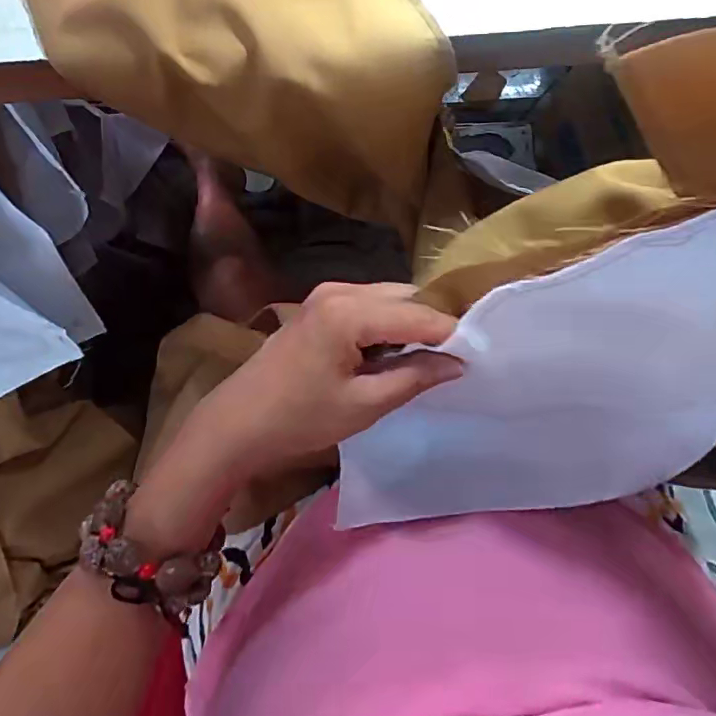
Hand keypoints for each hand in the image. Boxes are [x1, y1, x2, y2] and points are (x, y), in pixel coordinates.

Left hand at [126, 283, 460, 554]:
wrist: (235, 424)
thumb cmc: (299, 419)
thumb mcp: (363, 405)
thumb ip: (414, 377)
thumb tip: (457, 363)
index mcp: (349, 312)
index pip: (418, 315)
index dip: (451, 334)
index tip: (480, 354)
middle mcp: (339, 290)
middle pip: (404, 297)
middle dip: (432, 323)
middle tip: (457, 355)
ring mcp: (326, 294)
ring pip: (387, 298)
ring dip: (410, 322)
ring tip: (430, 355)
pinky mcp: (319, 304)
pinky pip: (368, 304)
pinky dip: (388, 322)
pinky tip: (394, 349)